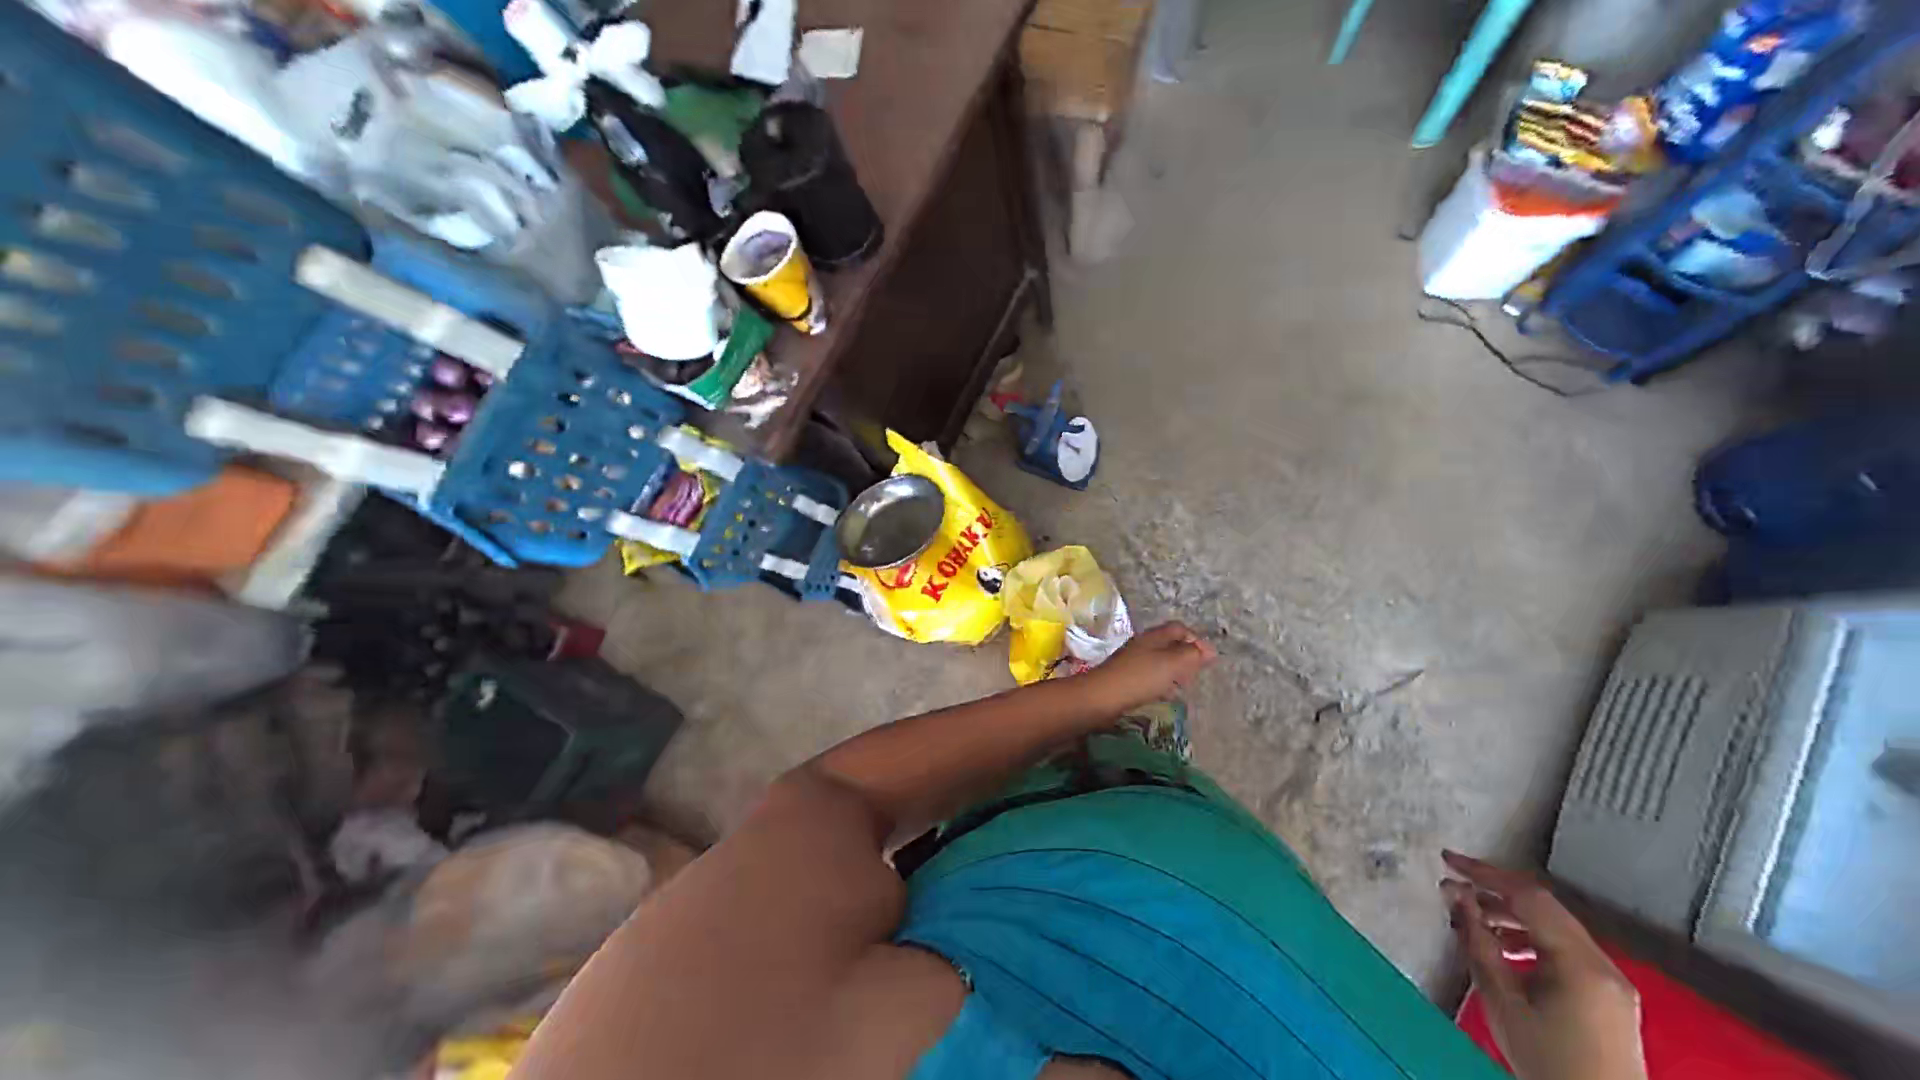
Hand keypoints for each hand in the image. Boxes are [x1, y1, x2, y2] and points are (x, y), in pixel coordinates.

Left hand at [1088, 621, 1215, 710]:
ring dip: (1174, 671)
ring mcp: (1132, 661)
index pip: (1179, 628)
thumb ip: (1191, 655)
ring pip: (1160, 661)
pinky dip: (1161, 682)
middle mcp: (1142, 644)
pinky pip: (1149, 676)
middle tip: (1195, 673)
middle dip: (1186, 657)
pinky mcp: (1126, 678)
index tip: (1206, 659)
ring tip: (1183, 686)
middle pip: (1169, 644)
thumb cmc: (1139, 678)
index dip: (1195, 639)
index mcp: (1154, 636)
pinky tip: (1164, 695)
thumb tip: (1208, 649)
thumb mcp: (1172, 664)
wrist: (1101, 697)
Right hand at [1442, 851, 1645, 1079]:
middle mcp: (1603, 964)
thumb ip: (1478, 942)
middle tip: (1453, 888)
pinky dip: (1530, 938)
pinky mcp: (1609, 995)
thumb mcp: (1501, 999)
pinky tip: (1503, 949)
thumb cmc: (1546, 1059)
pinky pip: (1565, 949)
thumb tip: (1455, 894)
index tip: (1447, 861)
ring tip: (1471, 919)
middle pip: (1545, 908)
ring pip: (1555, 928)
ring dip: (1511, 916)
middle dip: (1495, 892)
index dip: (1485, 873)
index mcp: (1581, 962)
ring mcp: (1611, 980)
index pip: (1529, 897)